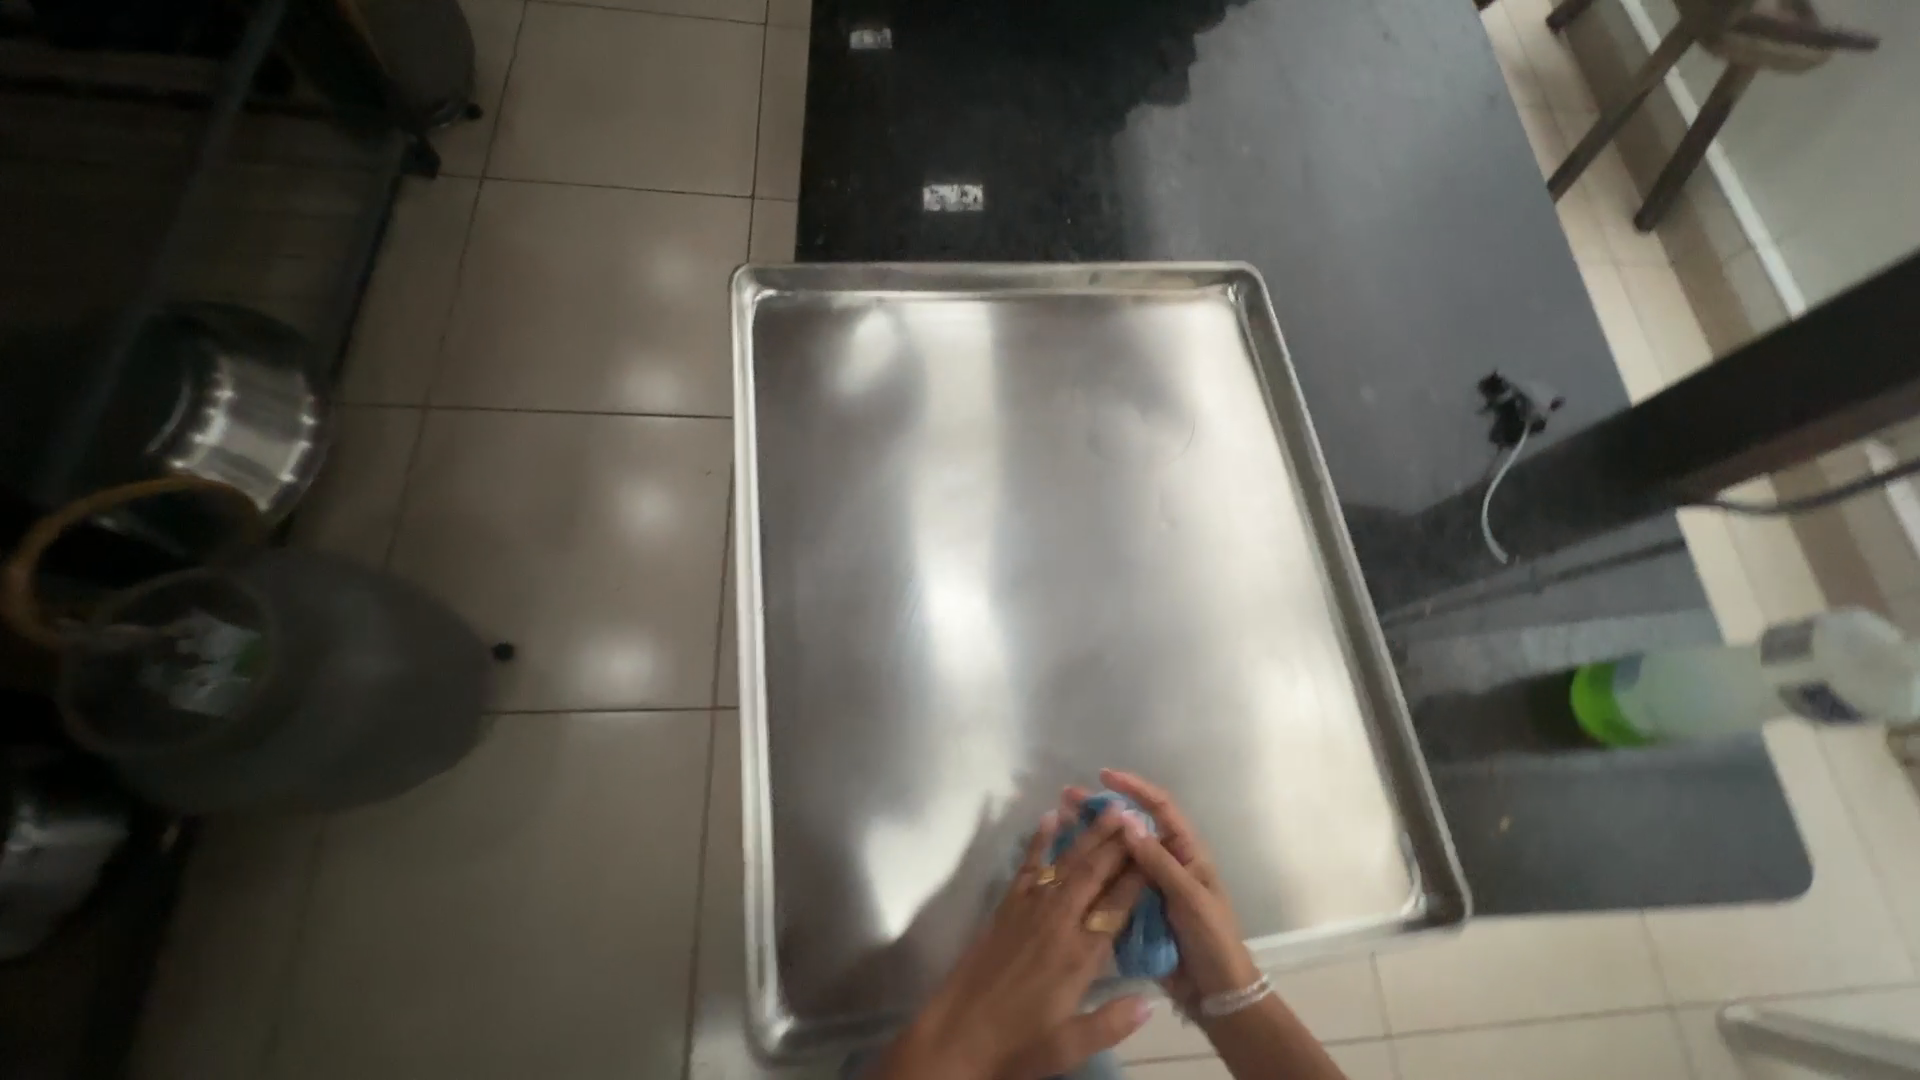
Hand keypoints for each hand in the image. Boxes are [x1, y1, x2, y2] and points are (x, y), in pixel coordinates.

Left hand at [875, 805, 1155, 1079]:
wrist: (957, 1033)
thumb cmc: (1018, 1044)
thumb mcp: (1070, 1046)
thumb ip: (1112, 1022)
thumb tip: (1150, 1000)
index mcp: (1079, 955)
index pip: (1117, 906)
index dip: (1138, 877)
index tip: (1155, 850)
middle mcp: (1057, 921)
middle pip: (1093, 874)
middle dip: (1117, 843)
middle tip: (1137, 816)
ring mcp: (1029, 908)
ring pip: (1065, 863)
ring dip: (1088, 835)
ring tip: (1109, 809)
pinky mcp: (1006, 905)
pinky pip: (1028, 865)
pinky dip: (1040, 840)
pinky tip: (1051, 817)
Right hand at [1064, 769, 1259, 1005]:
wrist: (1215, 993)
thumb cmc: (1212, 939)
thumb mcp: (1190, 898)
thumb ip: (1159, 861)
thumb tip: (1128, 821)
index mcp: (1185, 851)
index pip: (1160, 807)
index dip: (1135, 787)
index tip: (1105, 776)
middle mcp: (1164, 860)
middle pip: (1130, 826)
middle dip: (1101, 809)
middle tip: (1068, 797)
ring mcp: (1147, 884)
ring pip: (1115, 852)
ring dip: (1090, 836)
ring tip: (1060, 824)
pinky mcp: (1133, 906)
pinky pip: (1109, 881)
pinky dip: (1090, 869)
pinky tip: (1066, 863)